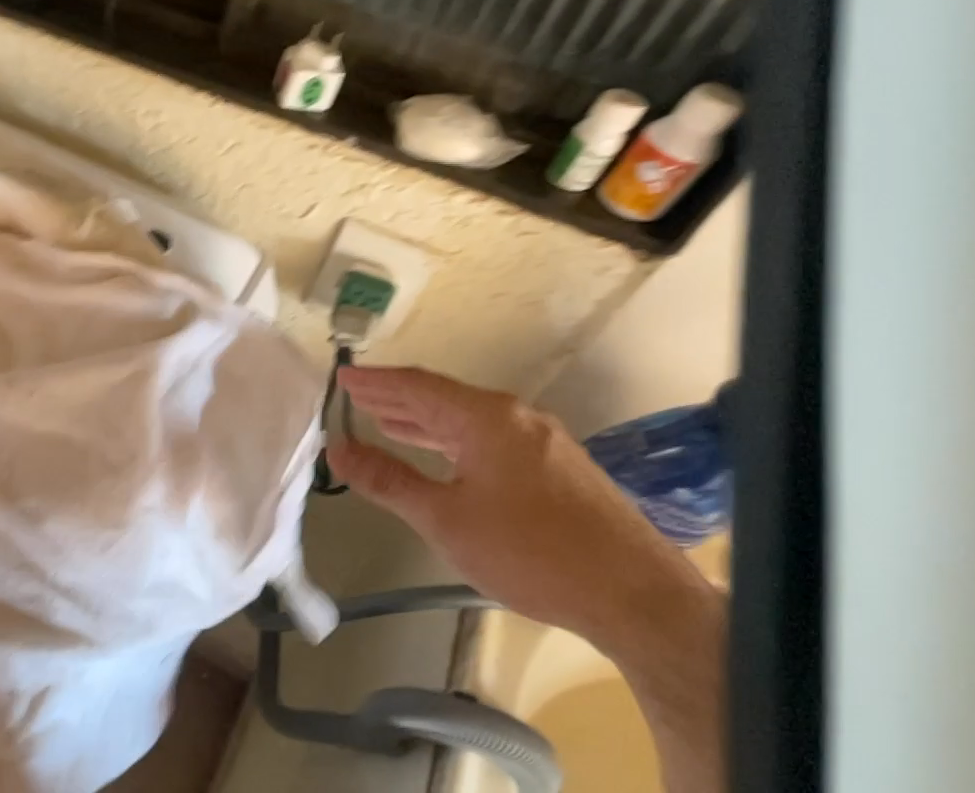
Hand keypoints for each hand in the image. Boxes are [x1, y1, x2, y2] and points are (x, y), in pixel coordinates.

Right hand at [326, 366, 713, 654]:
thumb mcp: (446, 519)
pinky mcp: (559, 469)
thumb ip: (388, 480)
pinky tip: (443, 455)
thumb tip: (338, 449)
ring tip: (386, 422)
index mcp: (486, 419)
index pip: (418, 387)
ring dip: (425, 421)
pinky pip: (491, 440)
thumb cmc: (531, 552)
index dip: (376, 382)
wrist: (636, 597)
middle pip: (444, 399)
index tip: (341, 377)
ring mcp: (543, 442)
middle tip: (356, 397)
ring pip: (469, 421)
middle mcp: (516, 418)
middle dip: (396, 399)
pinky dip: (454, 440)